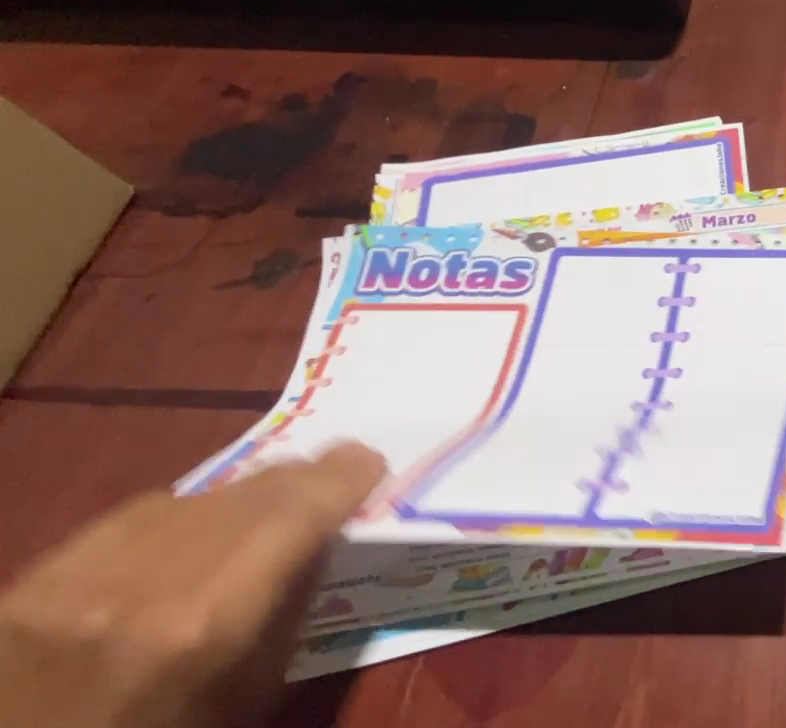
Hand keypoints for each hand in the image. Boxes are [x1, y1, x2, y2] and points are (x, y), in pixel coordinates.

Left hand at [0, 444, 386, 727]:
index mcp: (210, 617)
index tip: (373, 464)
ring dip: (248, 495)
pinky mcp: (40, 574)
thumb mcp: (251, 693)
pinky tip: (189, 538)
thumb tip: (321, 541)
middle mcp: (151, 578)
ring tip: (268, 510)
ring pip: (201, 495)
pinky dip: (184, 514)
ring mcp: (85, 572)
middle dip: (305, 478)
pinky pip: (139, 515)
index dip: (345, 475)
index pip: (298, 509)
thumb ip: (289, 609)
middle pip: (253, 491)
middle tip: (335, 478)